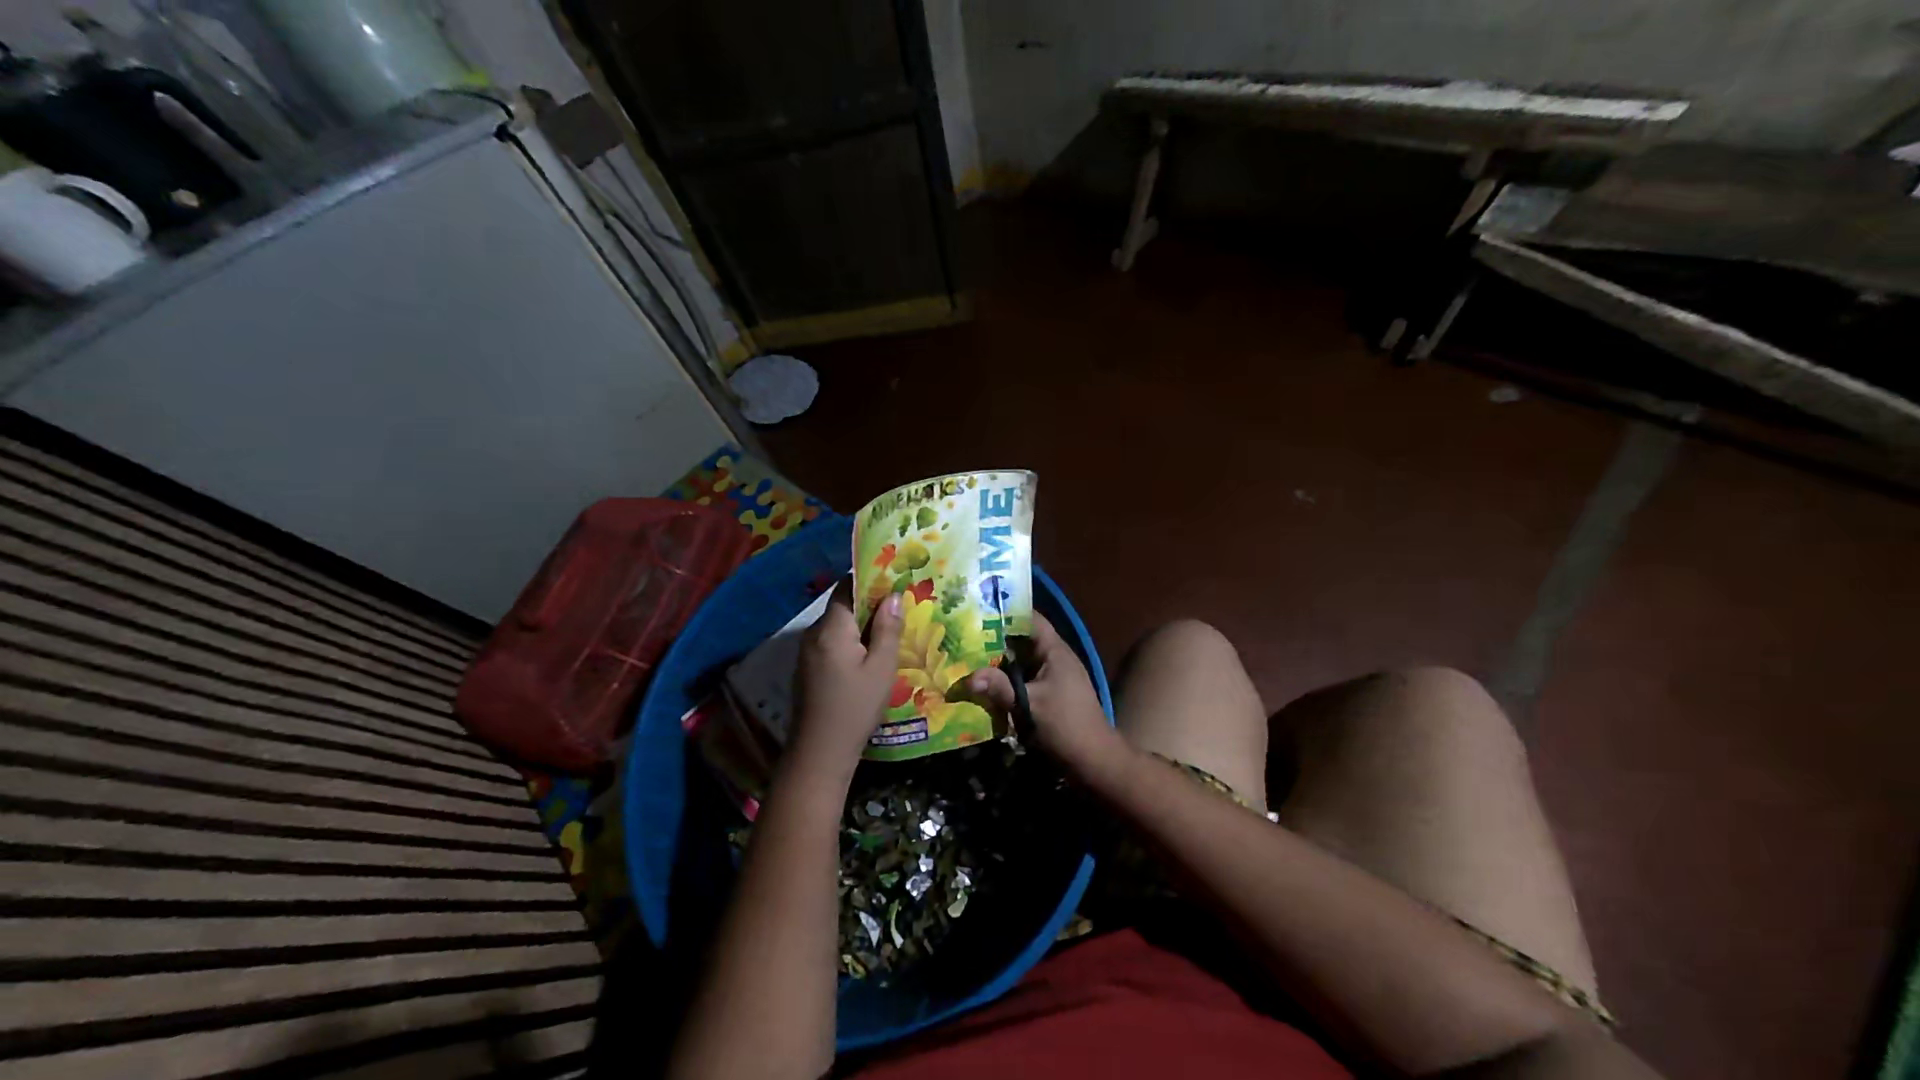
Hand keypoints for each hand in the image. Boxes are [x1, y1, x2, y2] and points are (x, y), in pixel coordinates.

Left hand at [788, 579, 903, 775]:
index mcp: (831, 629)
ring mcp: (807, 653)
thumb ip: (887, 629)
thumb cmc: (855, 707)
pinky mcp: (807, 670)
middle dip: (868, 605)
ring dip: (859, 627)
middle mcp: (813, 634)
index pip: (845, 588)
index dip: (868, 582)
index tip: (892, 582)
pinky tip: (868, 658)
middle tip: (898, 609)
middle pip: (841, 607)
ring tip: (888, 633)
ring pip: (836, 627)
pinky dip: (849, 643)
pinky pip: (830, 644)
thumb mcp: (881, 668)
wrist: (820, 752)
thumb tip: (893, 595)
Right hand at [968, 612, 1122, 777]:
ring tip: (968, 658)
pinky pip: (1024, 680)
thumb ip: (1000, 688)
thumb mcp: (1029, 705)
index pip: (1031, 620)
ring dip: (1000, 663)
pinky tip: (985, 686)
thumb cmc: (1065, 725)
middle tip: (964, 636)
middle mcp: (1055, 660)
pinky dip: (1007, 681)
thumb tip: (969, 677)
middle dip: (996, 640)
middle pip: (1023, 641)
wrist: (1094, 761)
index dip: (1008, 612)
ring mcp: (1054, 678)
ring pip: (1022, 662)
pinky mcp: (1050, 696)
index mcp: (1056, 652)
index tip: (980, 610)